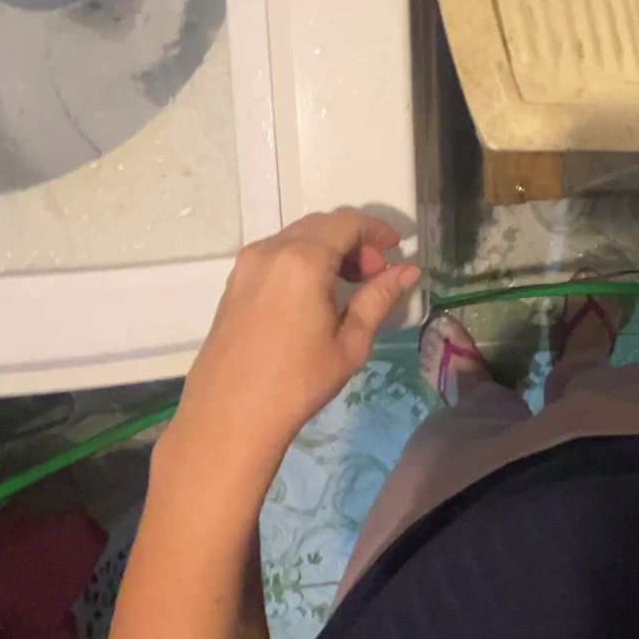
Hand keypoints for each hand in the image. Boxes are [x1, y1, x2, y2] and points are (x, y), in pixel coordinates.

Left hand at [163, 210, 420, 500]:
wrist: (230, 415)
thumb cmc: (299, 381)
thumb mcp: (351, 341)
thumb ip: (379, 297)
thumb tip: (408, 271)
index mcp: (303, 260)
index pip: (347, 223)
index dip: (377, 231)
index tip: (398, 250)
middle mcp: (272, 250)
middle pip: (322, 225)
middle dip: (355, 241)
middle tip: (377, 274)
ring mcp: (248, 264)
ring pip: (299, 237)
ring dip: (330, 249)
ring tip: (351, 285)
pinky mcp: (236, 282)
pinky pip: (279, 253)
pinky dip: (306, 259)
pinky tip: (319, 293)